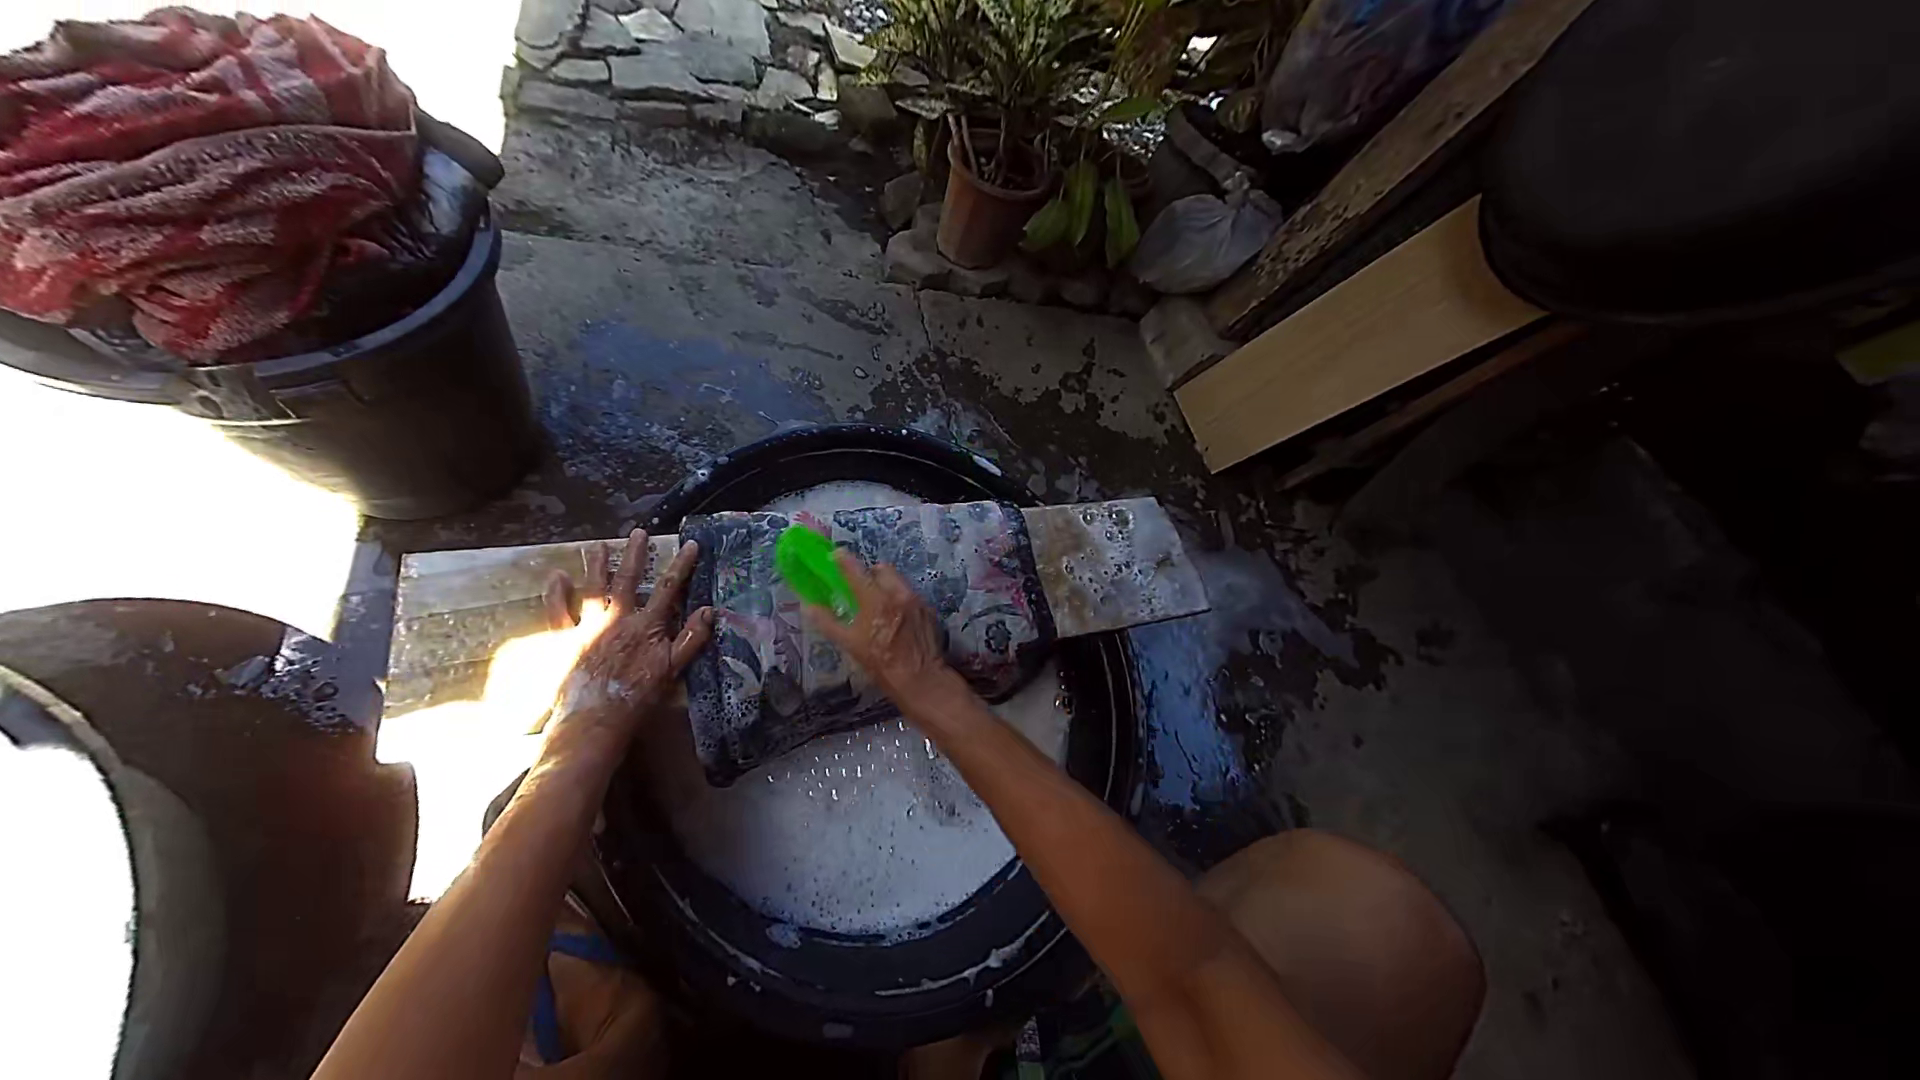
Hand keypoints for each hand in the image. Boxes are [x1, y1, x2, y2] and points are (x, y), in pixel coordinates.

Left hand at [540, 529, 713, 761]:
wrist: (595, 720)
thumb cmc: (637, 697)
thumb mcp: (672, 670)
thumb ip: (691, 639)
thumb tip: (709, 610)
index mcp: (646, 626)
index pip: (668, 589)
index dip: (682, 566)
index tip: (691, 545)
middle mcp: (617, 619)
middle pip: (628, 580)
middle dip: (635, 555)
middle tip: (638, 532)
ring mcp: (589, 627)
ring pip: (594, 589)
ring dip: (597, 566)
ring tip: (598, 545)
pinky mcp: (565, 640)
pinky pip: (558, 612)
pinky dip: (556, 593)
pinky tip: (557, 576)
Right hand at [804, 550, 963, 707]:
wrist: (920, 679)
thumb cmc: (881, 663)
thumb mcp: (850, 644)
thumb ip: (827, 622)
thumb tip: (808, 606)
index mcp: (876, 600)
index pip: (856, 570)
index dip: (844, 560)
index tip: (836, 554)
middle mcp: (898, 593)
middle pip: (882, 569)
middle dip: (870, 573)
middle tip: (862, 587)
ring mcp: (916, 600)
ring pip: (898, 581)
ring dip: (887, 586)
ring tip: (880, 604)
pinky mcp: (929, 610)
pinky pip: (911, 595)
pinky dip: (901, 600)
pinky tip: (898, 619)